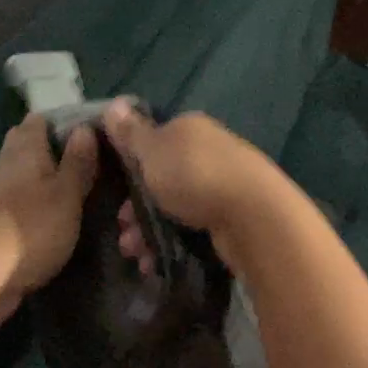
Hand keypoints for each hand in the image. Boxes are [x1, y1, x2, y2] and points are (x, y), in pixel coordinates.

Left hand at [0, 115, 97, 324]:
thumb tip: (85, 127)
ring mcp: (5, 194)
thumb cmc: (33, 228)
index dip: (68, 120)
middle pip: (33, 144)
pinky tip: (69, 209)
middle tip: (96, 159)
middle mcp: (12, 166)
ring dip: (55, 173)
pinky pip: (30, 197)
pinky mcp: (7, 220)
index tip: (99, 130)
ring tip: (90, 183)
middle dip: (61, 146)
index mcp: (26, 151)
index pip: (42, 119)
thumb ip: (78, 162)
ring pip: (32, 171)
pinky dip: (48, 197)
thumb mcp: (66, 193)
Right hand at [101, 100, 284, 254]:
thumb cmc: (195, 176)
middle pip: (162, 180)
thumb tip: (115, 105)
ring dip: (148, 231)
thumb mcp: (153, 150)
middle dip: (136, 208)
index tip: (113, 192)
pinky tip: (154, 262)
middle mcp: (208, 153)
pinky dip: (170, 244)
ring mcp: (222, 187)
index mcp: (190, 129)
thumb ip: (132, 134)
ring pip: (174, 208)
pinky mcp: (231, 218)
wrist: (254, 216)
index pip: (152, 142)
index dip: (129, 167)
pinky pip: (191, 230)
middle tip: (123, 231)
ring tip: (135, 254)